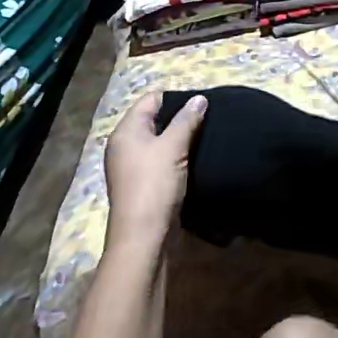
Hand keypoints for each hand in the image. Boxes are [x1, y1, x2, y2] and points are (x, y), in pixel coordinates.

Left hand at [105, 92, 206, 245]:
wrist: (144, 238)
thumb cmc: (154, 185)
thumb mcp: (172, 148)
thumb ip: (186, 120)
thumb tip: (200, 98)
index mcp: (126, 131)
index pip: (151, 100)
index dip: (176, 98)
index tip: (202, 103)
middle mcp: (126, 146)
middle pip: (156, 121)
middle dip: (181, 119)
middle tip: (211, 120)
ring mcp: (134, 167)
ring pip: (161, 144)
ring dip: (182, 141)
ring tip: (209, 138)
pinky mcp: (145, 186)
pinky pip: (163, 164)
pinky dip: (179, 160)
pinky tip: (199, 161)